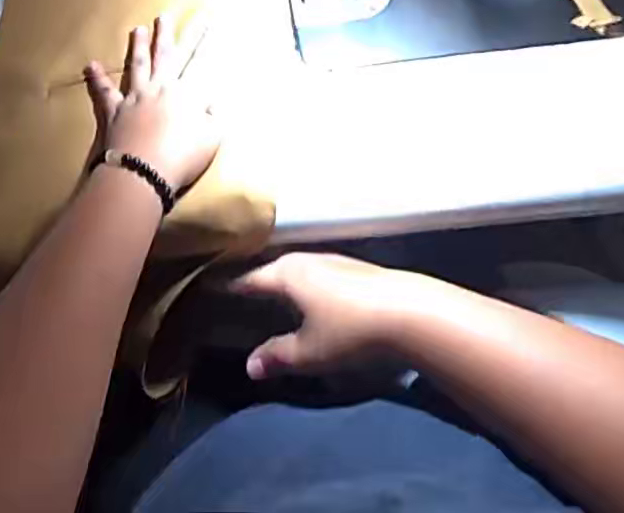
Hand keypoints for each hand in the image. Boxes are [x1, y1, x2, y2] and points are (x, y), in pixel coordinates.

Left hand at [84, 16, 218, 193]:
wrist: (142, 173)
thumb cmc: (182, 158)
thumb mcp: (211, 139)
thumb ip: (214, 118)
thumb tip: (214, 101)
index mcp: (185, 93)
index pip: (198, 60)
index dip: (202, 39)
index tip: (205, 19)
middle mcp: (159, 88)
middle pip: (164, 55)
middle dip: (166, 34)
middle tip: (164, 16)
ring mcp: (134, 98)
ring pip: (137, 65)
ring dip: (137, 46)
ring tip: (137, 29)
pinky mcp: (113, 112)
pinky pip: (103, 92)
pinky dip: (96, 79)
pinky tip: (90, 66)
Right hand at [229, 253, 440, 379]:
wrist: (408, 310)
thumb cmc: (350, 330)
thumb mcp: (309, 352)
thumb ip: (278, 356)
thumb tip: (249, 364)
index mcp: (288, 274)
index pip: (251, 278)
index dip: (233, 284)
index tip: (214, 286)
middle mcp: (307, 259)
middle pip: (275, 269)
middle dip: (258, 280)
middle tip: (240, 290)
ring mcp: (333, 260)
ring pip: (298, 268)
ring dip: (285, 280)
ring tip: (273, 293)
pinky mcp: (354, 268)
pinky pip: (317, 272)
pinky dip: (306, 283)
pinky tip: (312, 296)